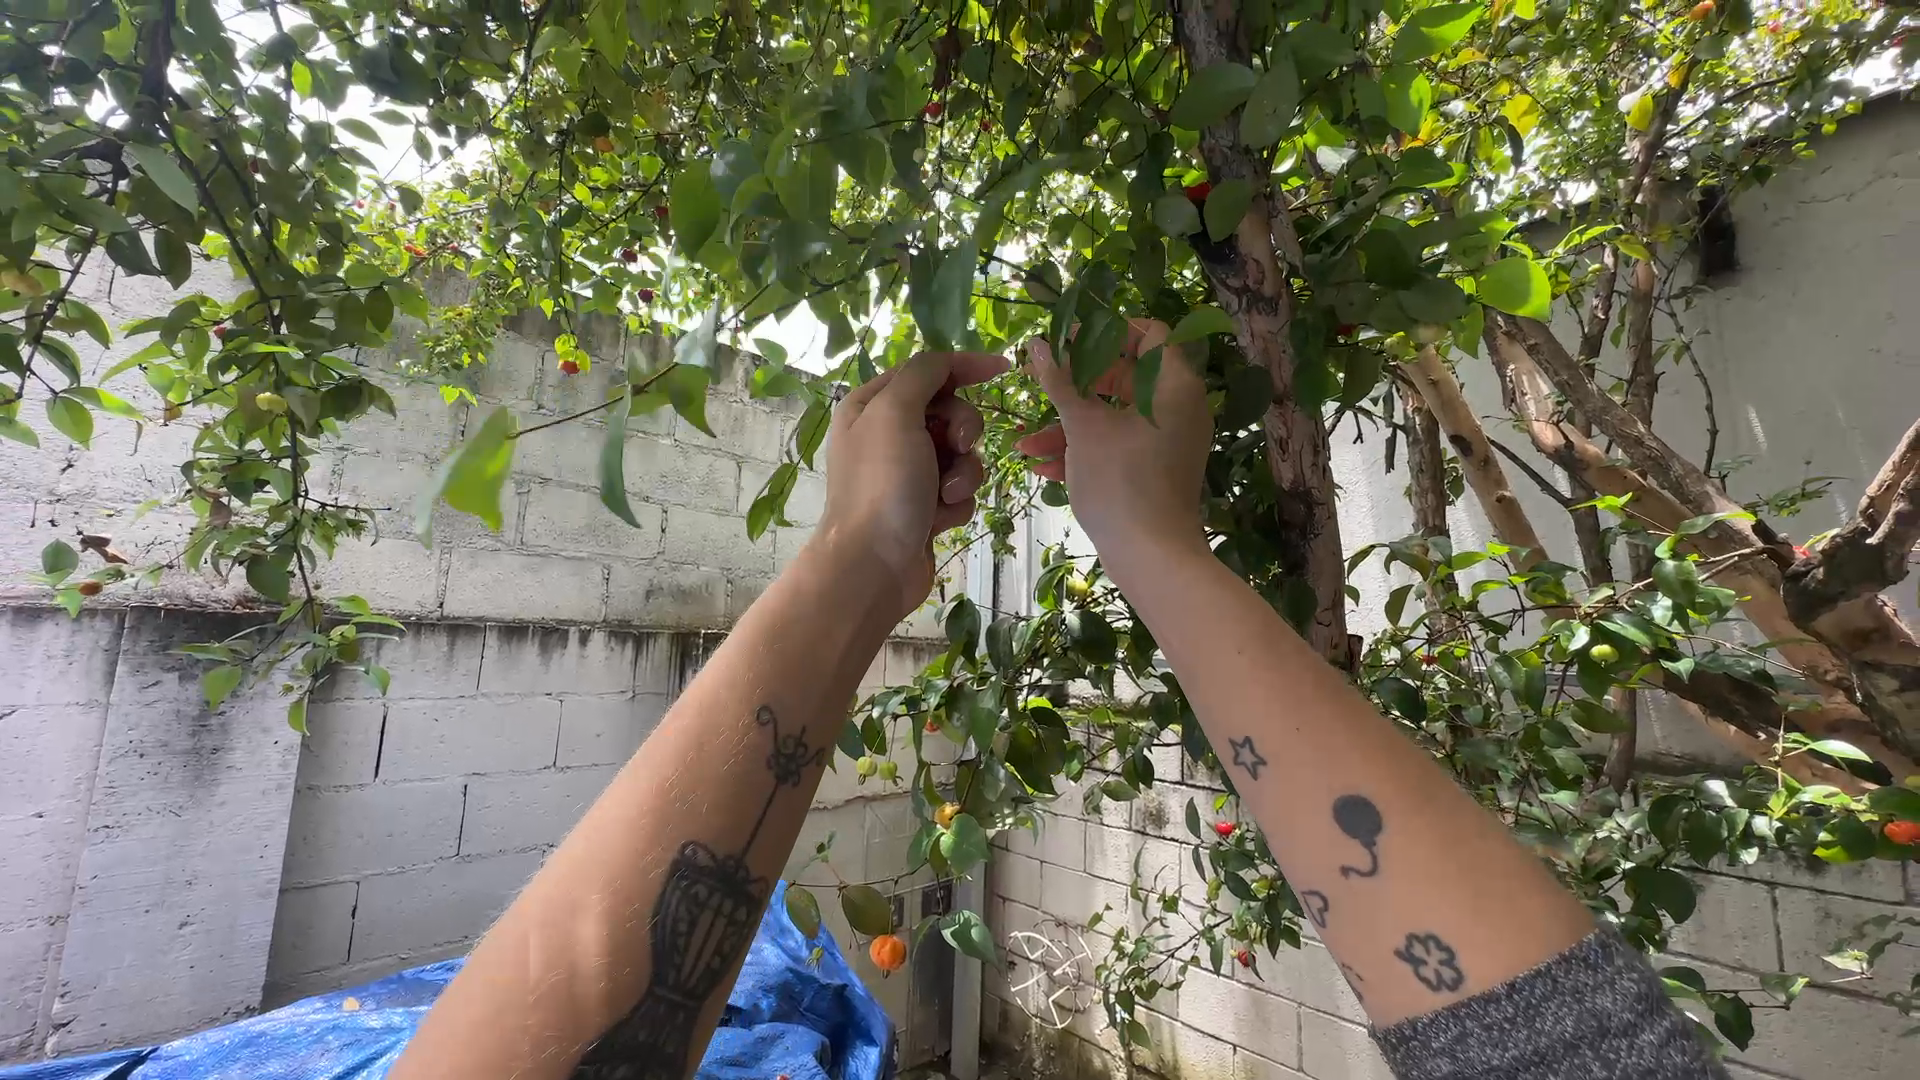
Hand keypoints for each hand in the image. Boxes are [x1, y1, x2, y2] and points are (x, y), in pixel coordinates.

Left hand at [818, 350, 1008, 618]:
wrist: (874, 565)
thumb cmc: (883, 484)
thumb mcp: (895, 413)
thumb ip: (922, 376)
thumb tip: (946, 362)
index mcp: (871, 405)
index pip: (926, 371)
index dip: (963, 367)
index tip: (1002, 369)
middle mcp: (886, 435)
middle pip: (949, 412)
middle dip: (962, 429)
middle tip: (957, 447)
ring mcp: (907, 474)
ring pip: (961, 454)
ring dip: (963, 472)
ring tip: (946, 495)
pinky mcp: (924, 507)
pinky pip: (959, 490)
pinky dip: (956, 502)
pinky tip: (940, 518)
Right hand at [1014, 320, 1210, 582]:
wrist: (1151, 556)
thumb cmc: (1120, 481)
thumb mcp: (1083, 428)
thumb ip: (1060, 382)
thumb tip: (1037, 344)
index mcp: (1173, 385)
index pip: (1149, 335)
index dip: (1108, 331)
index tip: (1068, 340)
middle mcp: (1177, 408)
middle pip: (1125, 376)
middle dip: (1076, 384)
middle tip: (1041, 384)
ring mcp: (1167, 441)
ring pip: (1114, 417)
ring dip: (1069, 426)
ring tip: (1024, 443)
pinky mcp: (1155, 470)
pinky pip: (1119, 446)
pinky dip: (1085, 450)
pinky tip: (1042, 466)